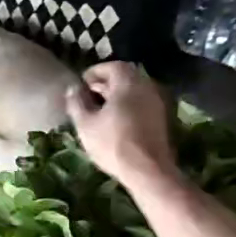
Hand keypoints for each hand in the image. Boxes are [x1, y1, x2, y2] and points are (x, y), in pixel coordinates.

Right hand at [67, 62, 177, 191]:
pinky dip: (128, 108)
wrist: (148, 170)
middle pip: (124, 78)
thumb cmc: (113, 144)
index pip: (111, 66)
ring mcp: (158, 102)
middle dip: (105, 85)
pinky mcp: (162, 119)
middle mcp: (147, 85)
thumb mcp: (85, 124)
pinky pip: (142, 105)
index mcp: (128, 81)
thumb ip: (77, 102)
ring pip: (134, 92)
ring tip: (100, 112)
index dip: (93, 73)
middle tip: (88, 98)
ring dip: (117, 98)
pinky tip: (116, 124)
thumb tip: (73, 88)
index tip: (81, 85)